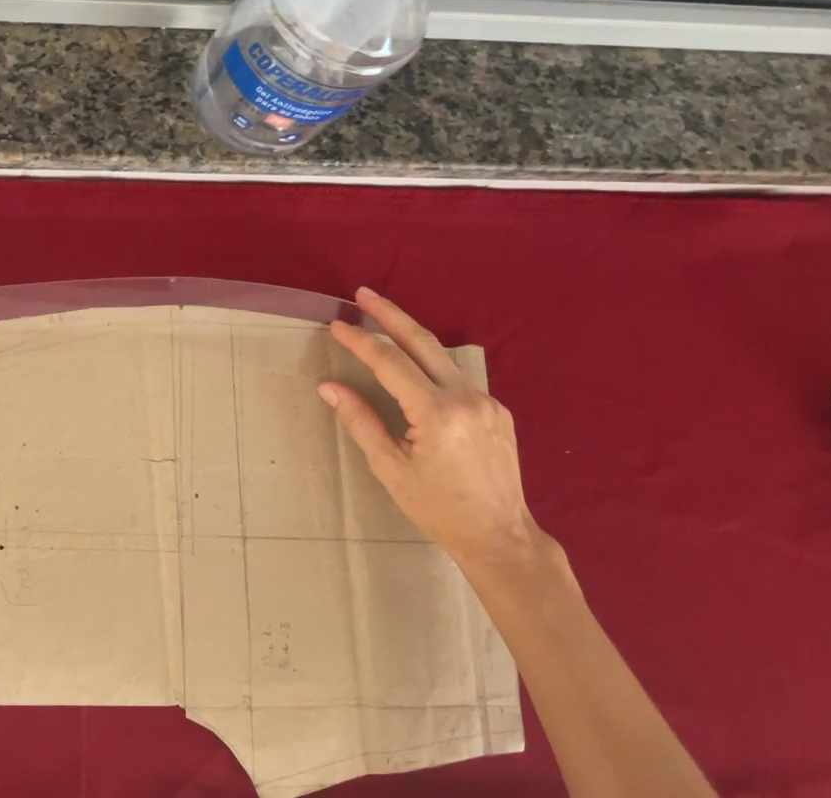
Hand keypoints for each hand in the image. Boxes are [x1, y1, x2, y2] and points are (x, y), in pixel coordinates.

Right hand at [318, 287, 545, 570]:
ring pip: (442, 357)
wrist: (500, 536)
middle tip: (363, 294)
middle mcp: (465, 398)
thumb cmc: (437, 508)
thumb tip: (329, 386)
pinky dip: (430, 366)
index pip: (390, 362)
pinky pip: (456, 378)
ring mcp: (486, 401)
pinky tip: (414, 369)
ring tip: (384, 320)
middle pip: (422, 341)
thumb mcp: (390, 468)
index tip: (336, 325)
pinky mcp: (497, 410)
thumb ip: (360, 421)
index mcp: (436, 413)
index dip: (360, 341)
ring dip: (410, 336)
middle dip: (390, 314)